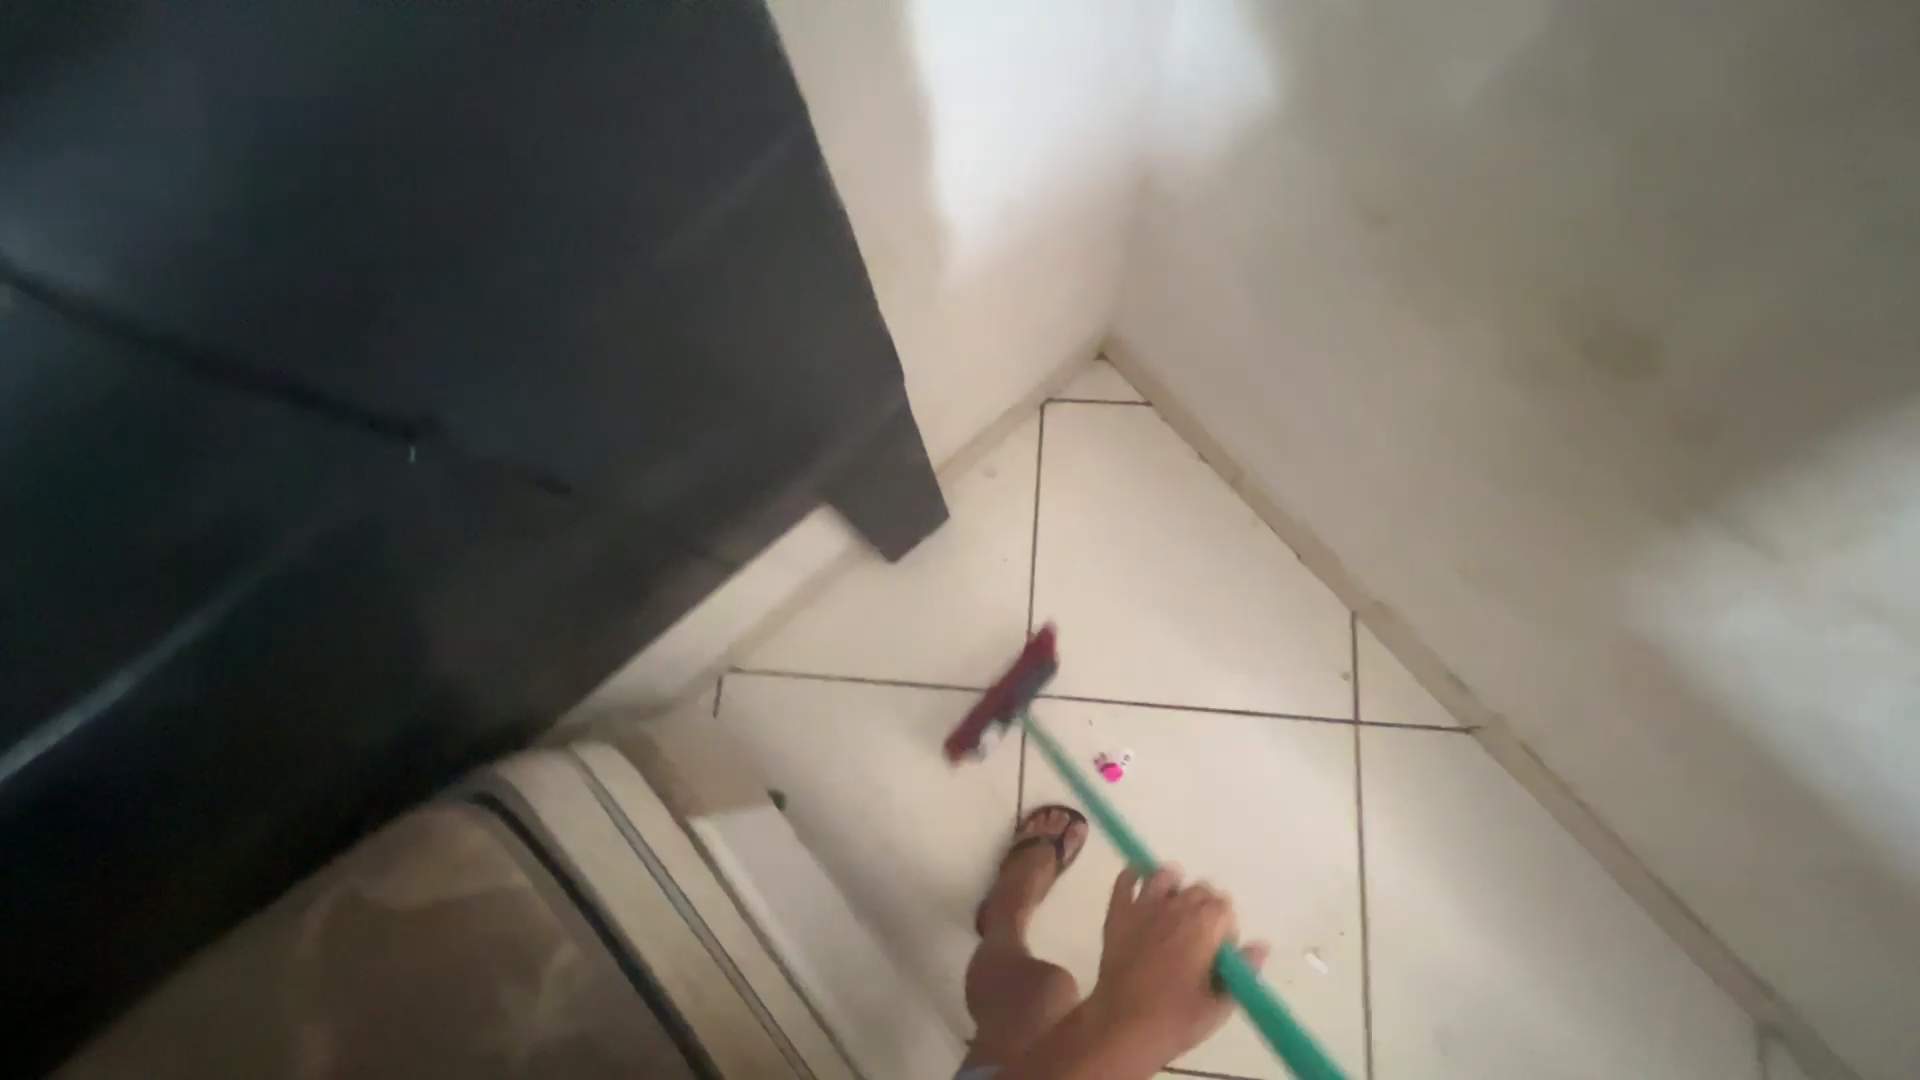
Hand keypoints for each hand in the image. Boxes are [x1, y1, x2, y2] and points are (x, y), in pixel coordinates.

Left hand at [1086, 864, 1269, 1066]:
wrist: (1125, 1023)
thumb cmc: (1177, 1018)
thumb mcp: (1220, 1004)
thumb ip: (1243, 970)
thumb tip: (1261, 946)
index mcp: (1204, 925)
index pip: (1224, 906)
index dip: (1225, 926)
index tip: (1220, 949)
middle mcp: (1175, 906)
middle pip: (1198, 889)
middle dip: (1203, 907)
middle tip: (1199, 937)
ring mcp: (1144, 906)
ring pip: (1164, 876)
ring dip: (1173, 885)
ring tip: (1174, 905)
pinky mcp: (1118, 911)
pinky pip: (1125, 880)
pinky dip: (1133, 877)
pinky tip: (1139, 886)